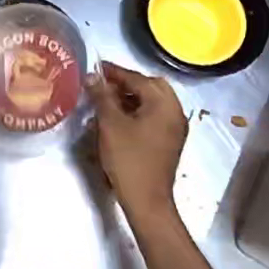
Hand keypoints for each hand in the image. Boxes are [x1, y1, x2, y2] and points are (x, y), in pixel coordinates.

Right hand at [87, 61, 187, 224]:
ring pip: (153, 102)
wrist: (147, 200)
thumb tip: (92, 77)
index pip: (137, 78)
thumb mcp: (110, 124)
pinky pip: (155, 116)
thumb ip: (102, 96)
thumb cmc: (128, 159)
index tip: (96, 67)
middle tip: (103, 85)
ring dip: (131, 98)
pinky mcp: (171, 141)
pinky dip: (138, 111)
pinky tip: (119, 119)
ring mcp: (176, 127)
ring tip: (107, 102)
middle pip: (150, 86)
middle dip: (126, 83)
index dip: (114, 72)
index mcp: (164, 103)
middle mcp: (175, 110)